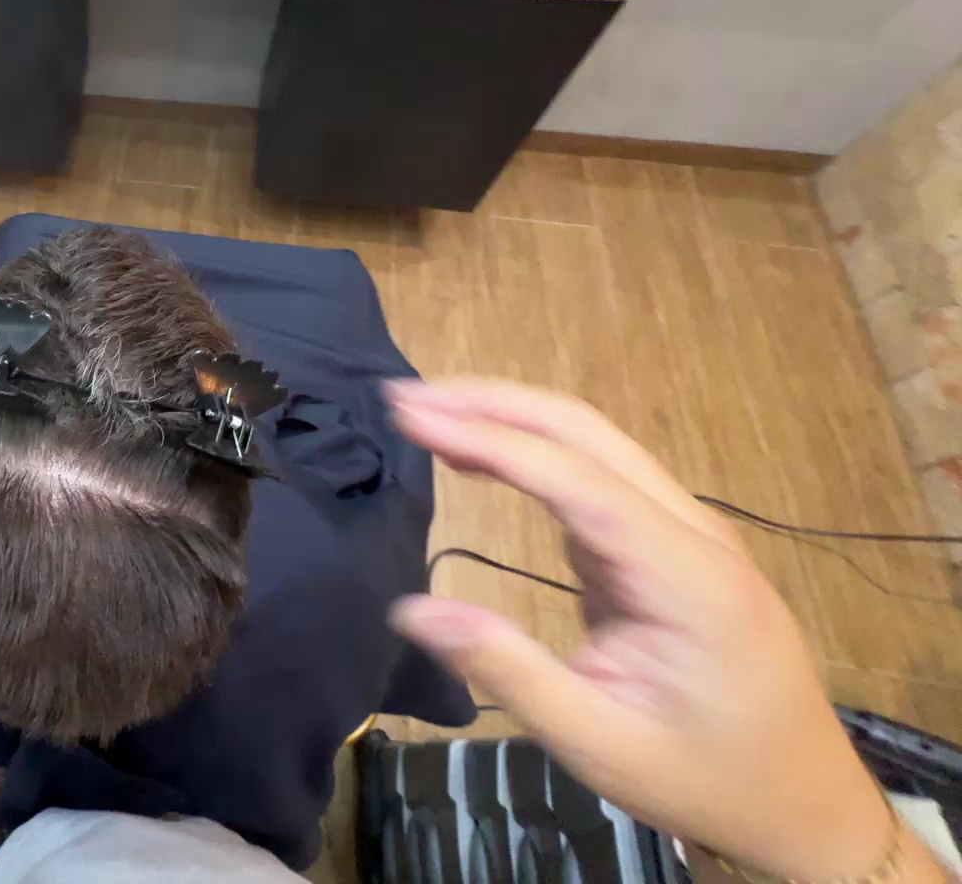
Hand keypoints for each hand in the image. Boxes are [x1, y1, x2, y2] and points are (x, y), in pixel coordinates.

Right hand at [385, 379, 893, 881]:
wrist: (800, 805)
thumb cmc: (700, 776)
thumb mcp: (597, 742)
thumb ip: (504, 670)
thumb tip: (408, 609)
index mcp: (687, 579)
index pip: (576, 478)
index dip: (487, 440)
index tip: (408, 418)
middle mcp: (690, 533)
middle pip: (585, 432)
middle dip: (488, 402)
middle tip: (403, 397)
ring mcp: (678, 529)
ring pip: (586, 438)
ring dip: (501, 413)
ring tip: (422, 411)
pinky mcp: (654, 537)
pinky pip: (584, 468)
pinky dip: (519, 444)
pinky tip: (470, 450)